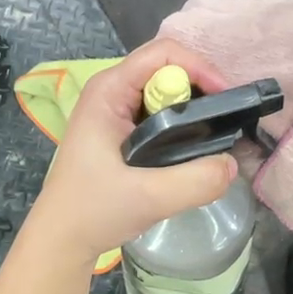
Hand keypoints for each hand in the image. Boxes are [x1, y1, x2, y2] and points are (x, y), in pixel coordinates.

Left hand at [25, 39, 237, 265]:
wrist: (61, 239)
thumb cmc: (92, 211)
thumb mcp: (148, 198)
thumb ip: (195, 181)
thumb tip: (231, 163)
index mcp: (108, 91)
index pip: (162, 53)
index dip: (199, 67)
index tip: (224, 98)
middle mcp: (112, 91)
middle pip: (167, 67)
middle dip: (200, 88)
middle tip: (226, 119)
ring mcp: (116, 110)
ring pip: (166, 91)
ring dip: (193, 108)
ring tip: (217, 133)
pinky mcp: (124, 130)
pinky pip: (162, 112)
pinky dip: (183, 123)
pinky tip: (196, 148)